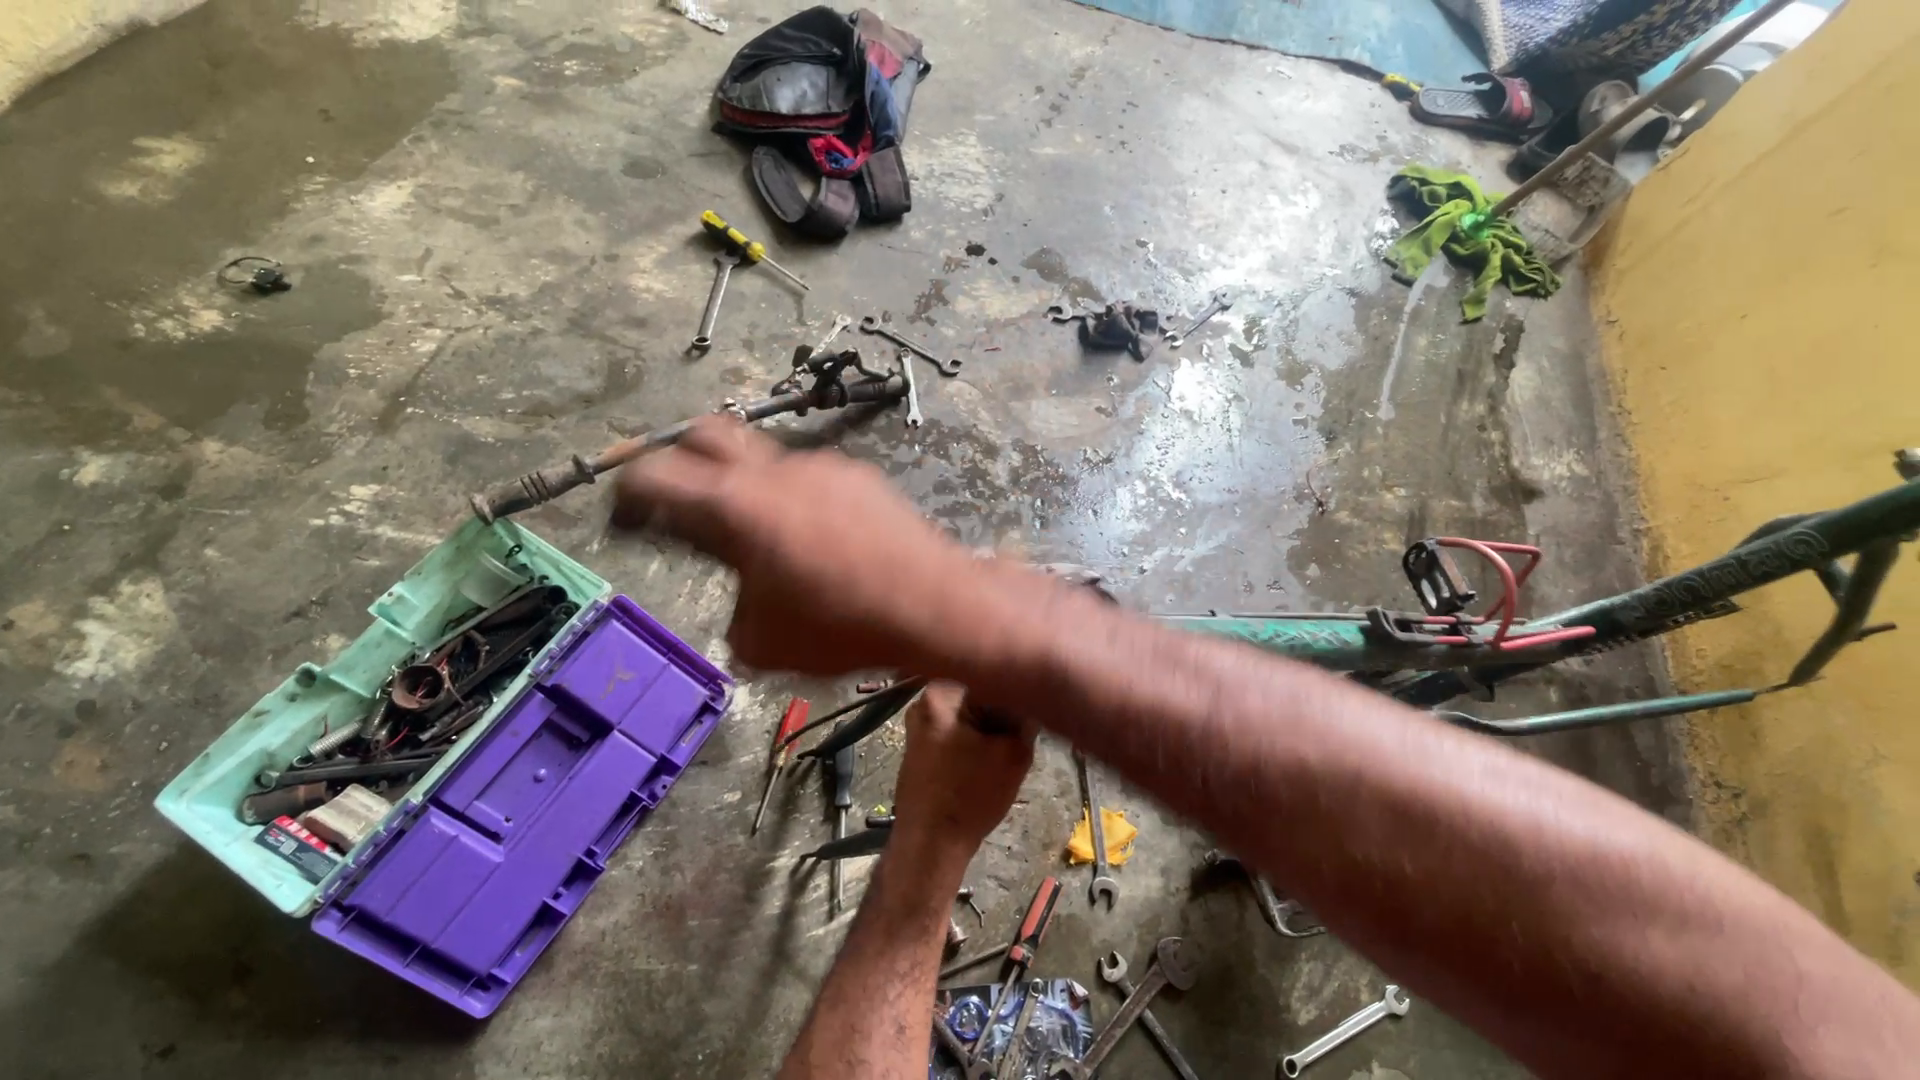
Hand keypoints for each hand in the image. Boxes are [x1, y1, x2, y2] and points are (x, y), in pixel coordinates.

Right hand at [611, 416, 1005, 676]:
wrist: (935, 603)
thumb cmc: (844, 628)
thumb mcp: (764, 642)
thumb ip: (735, 609)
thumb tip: (745, 597)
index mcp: (735, 507)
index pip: (654, 476)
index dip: (626, 493)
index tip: (625, 514)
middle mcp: (774, 470)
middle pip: (704, 432)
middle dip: (678, 460)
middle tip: (676, 498)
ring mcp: (821, 464)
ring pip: (761, 454)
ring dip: (742, 482)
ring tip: (757, 531)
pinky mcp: (858, 473)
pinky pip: (807, 472)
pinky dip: (789, 494)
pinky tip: (812, 536)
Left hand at [889, 682, 1033, 873]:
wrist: (930, 844)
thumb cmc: (971, 796)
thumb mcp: (1014, 753)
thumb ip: (1026, 718)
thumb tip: (1032, 700)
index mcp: (941, 693)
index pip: (991, 676)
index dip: (1017, 693)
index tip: (1032, 711)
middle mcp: (923, 701)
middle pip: (979, 694)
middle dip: (1001, 713)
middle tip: (1018, 738)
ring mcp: (917, 725)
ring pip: (969, 715)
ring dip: (988, 730)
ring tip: (1002, 754)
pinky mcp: (918, 748)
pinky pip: (955, 732)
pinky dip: (972, 742)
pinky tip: (981, 766)